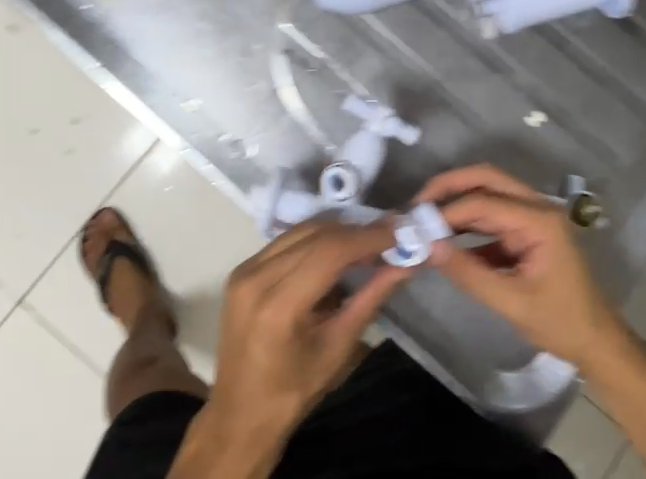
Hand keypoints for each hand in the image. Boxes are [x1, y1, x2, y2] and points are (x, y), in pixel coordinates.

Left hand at [209, 220, 410, 436]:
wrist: (241, 413)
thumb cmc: (293, 392)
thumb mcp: (338, 349)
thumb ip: (370, 299)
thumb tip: (405, 265)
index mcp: (278, 306)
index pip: (329, 251)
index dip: (368, 237)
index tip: (401, 233)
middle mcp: (255, 278)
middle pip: (315, 234)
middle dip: (357, 232)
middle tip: (390, 238)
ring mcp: (244, 271)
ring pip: (300, 232)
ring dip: (337, 233)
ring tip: (369, 245)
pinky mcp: (242, 270)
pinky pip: (286, 242)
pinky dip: (316, 242)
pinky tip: (338, 254)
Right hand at [413, 165, 630, 373]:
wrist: (597, 342)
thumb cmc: (562, 322)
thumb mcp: (512, 302)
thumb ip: (469, 273)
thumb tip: (429, 247)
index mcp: (539, 220)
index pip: (484, 202)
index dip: (448, 212)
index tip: (417, 226)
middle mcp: (537, 208)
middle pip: (487, 179)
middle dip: (450, 186)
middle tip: (417, 203)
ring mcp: (533, 218)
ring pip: (488, 194)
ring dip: (458, 204)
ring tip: (425, 220)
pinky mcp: (527, 233)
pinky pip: (492, 217)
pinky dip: (468, 224)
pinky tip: (446, 239)